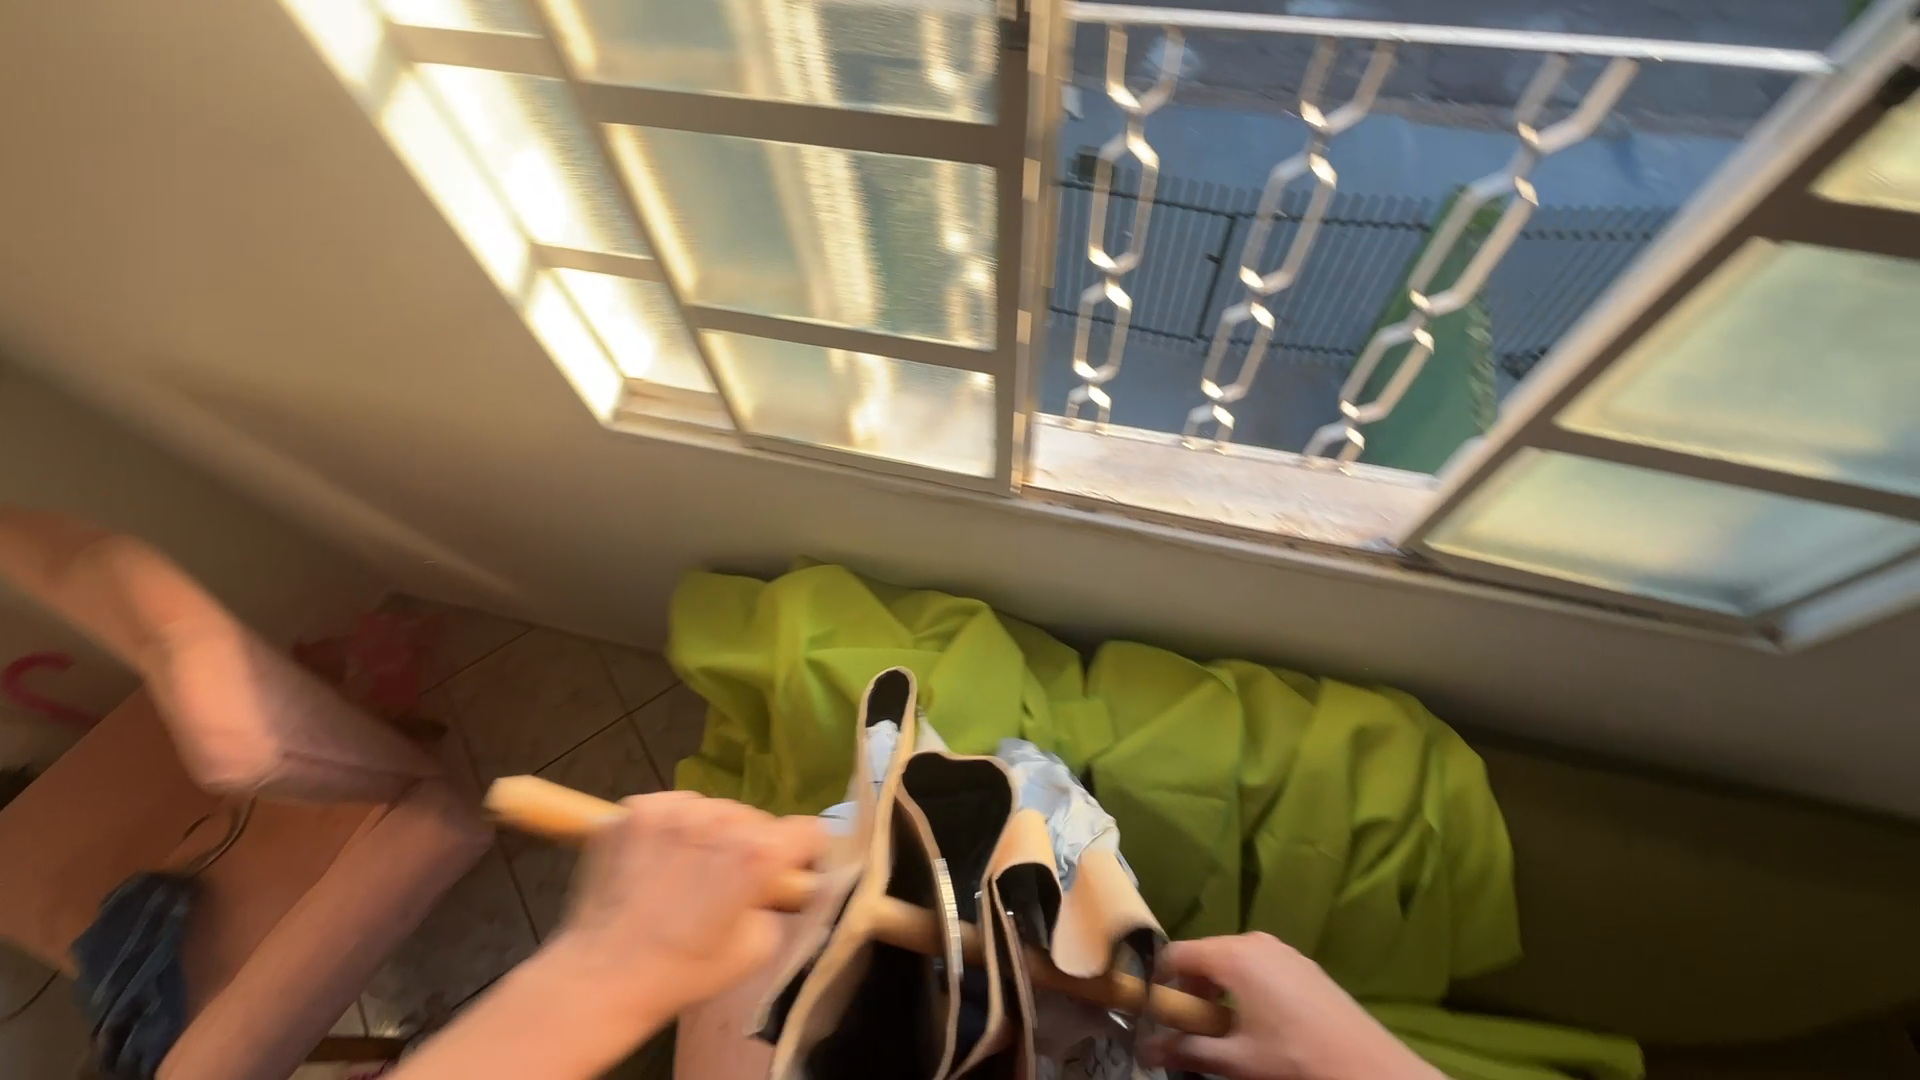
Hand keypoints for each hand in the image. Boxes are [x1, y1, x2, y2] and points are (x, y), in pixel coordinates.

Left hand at [543, 791, 824, 1022]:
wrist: (601, 976)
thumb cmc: (685, 970)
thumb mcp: (759, 950)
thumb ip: (782, 905)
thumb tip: (787, 884)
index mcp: (757, 854)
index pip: (809, 829)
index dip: (804, 852)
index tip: (789, 871)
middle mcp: (720, 819)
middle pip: (758, 820)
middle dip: (752, 845)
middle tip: (728, 882)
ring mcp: (675, 809)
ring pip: (715, 810)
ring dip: (712, 833)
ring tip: (687, 871)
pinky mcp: (638, 808)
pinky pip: (675, 807)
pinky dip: (674, 828)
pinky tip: (659, 860)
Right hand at [1140, 933, 1441, 1079]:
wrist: (1373, 1069)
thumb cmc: (1297, 1059)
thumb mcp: (1238, 1060)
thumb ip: (1187, 1050)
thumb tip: (1145, 1050)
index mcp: (1233, 955)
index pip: (1177, 954)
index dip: (1159, 981)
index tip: (1153, 1011)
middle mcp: (1254, 940)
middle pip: (1204, 955)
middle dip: (1191, 990)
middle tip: (1191, 1028)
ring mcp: (1282, 949)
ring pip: (1231, 960)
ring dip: (1218, 990)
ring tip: (1225, 1030)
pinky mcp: (1302, 963)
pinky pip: (1258, 965)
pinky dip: (1244, 987)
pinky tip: (1260, 1023)